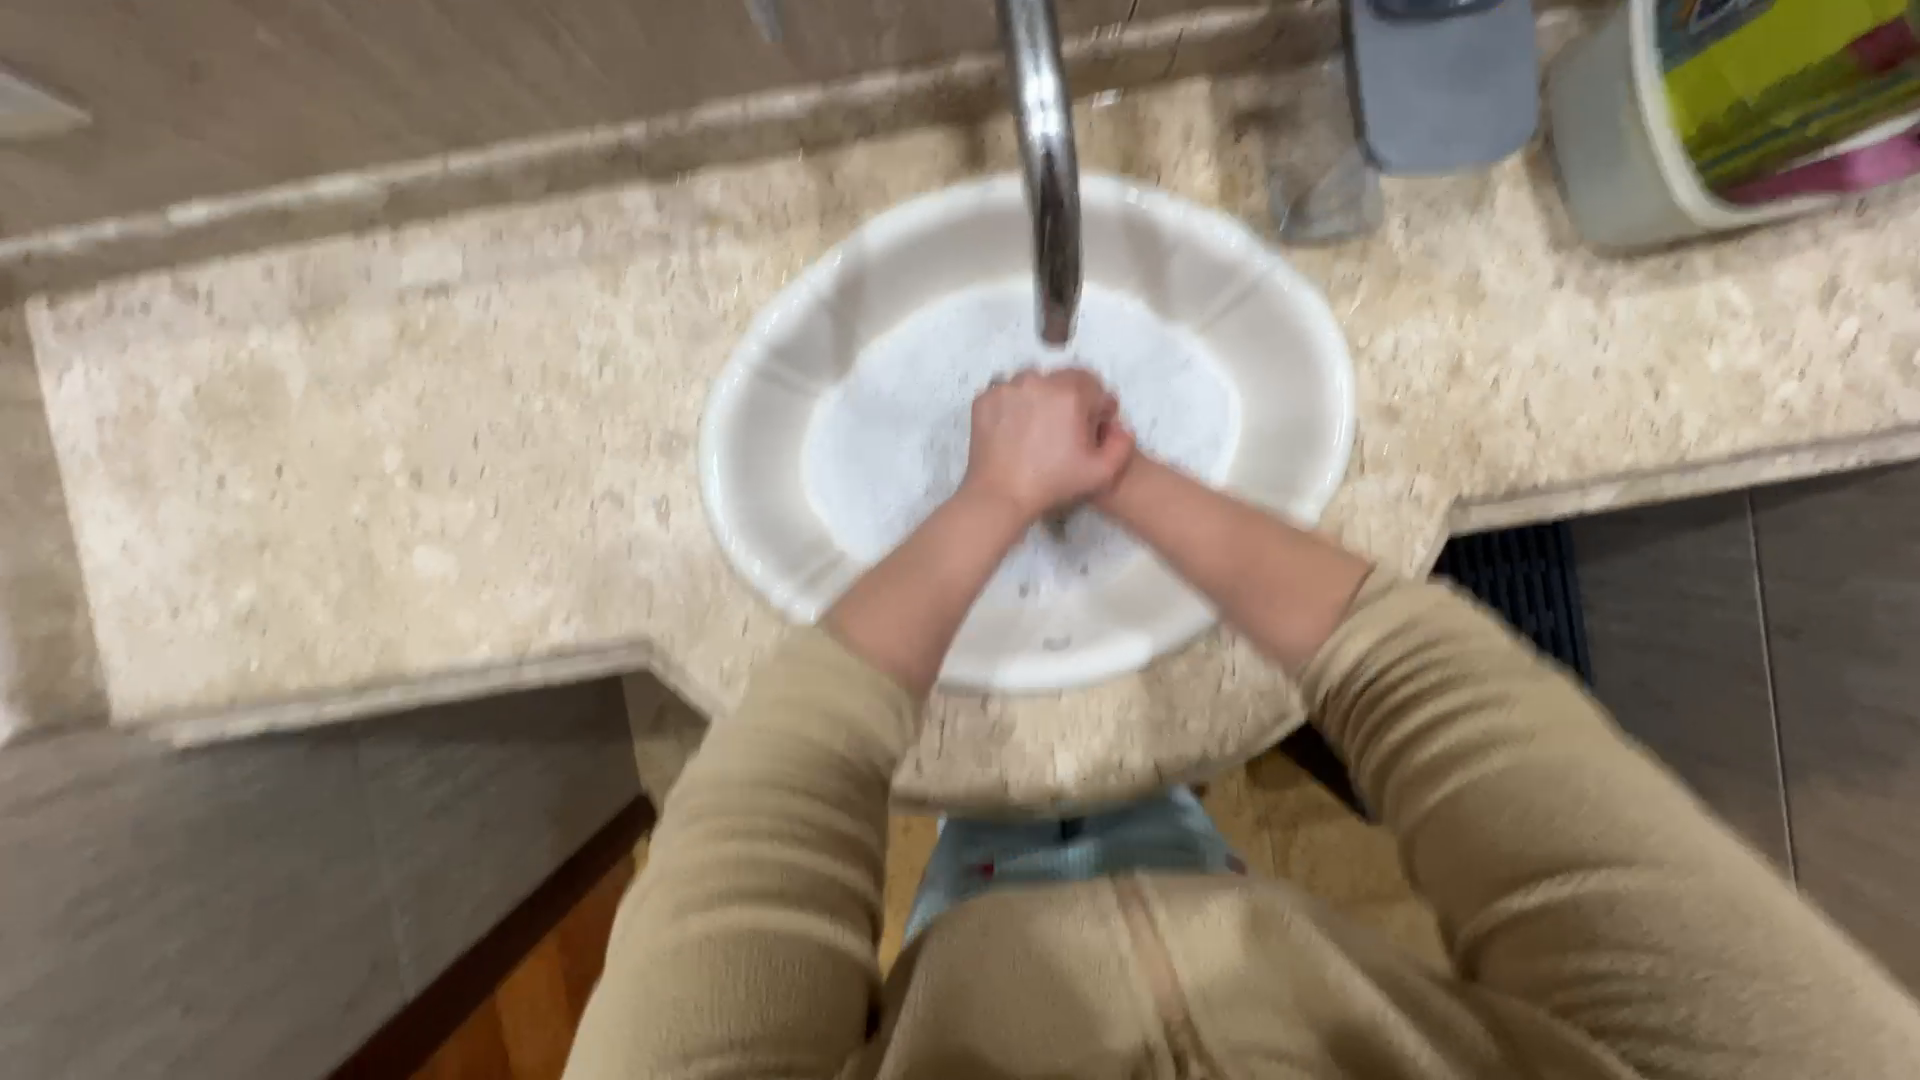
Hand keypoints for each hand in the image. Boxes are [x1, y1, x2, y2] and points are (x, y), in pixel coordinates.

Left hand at [960, 368, 1136, 524]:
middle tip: (1063, 428)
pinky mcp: (985, 398)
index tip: (1089, 426)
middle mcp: (1038, 381)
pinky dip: (1015, 405)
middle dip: (1070, 398)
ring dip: (1041, 398)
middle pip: (1063, 379)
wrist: (1001, 494)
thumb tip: (1119, 424)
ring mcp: (1008, 387)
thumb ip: (1122, 443)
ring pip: (1034, 382)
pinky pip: (1008, 393)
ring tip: (1037, 428)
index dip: (1096, 405)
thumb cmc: (1052, 484)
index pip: (1093, 384)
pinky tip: (1016, 429)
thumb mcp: (1101, 472)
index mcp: (1070, 393)